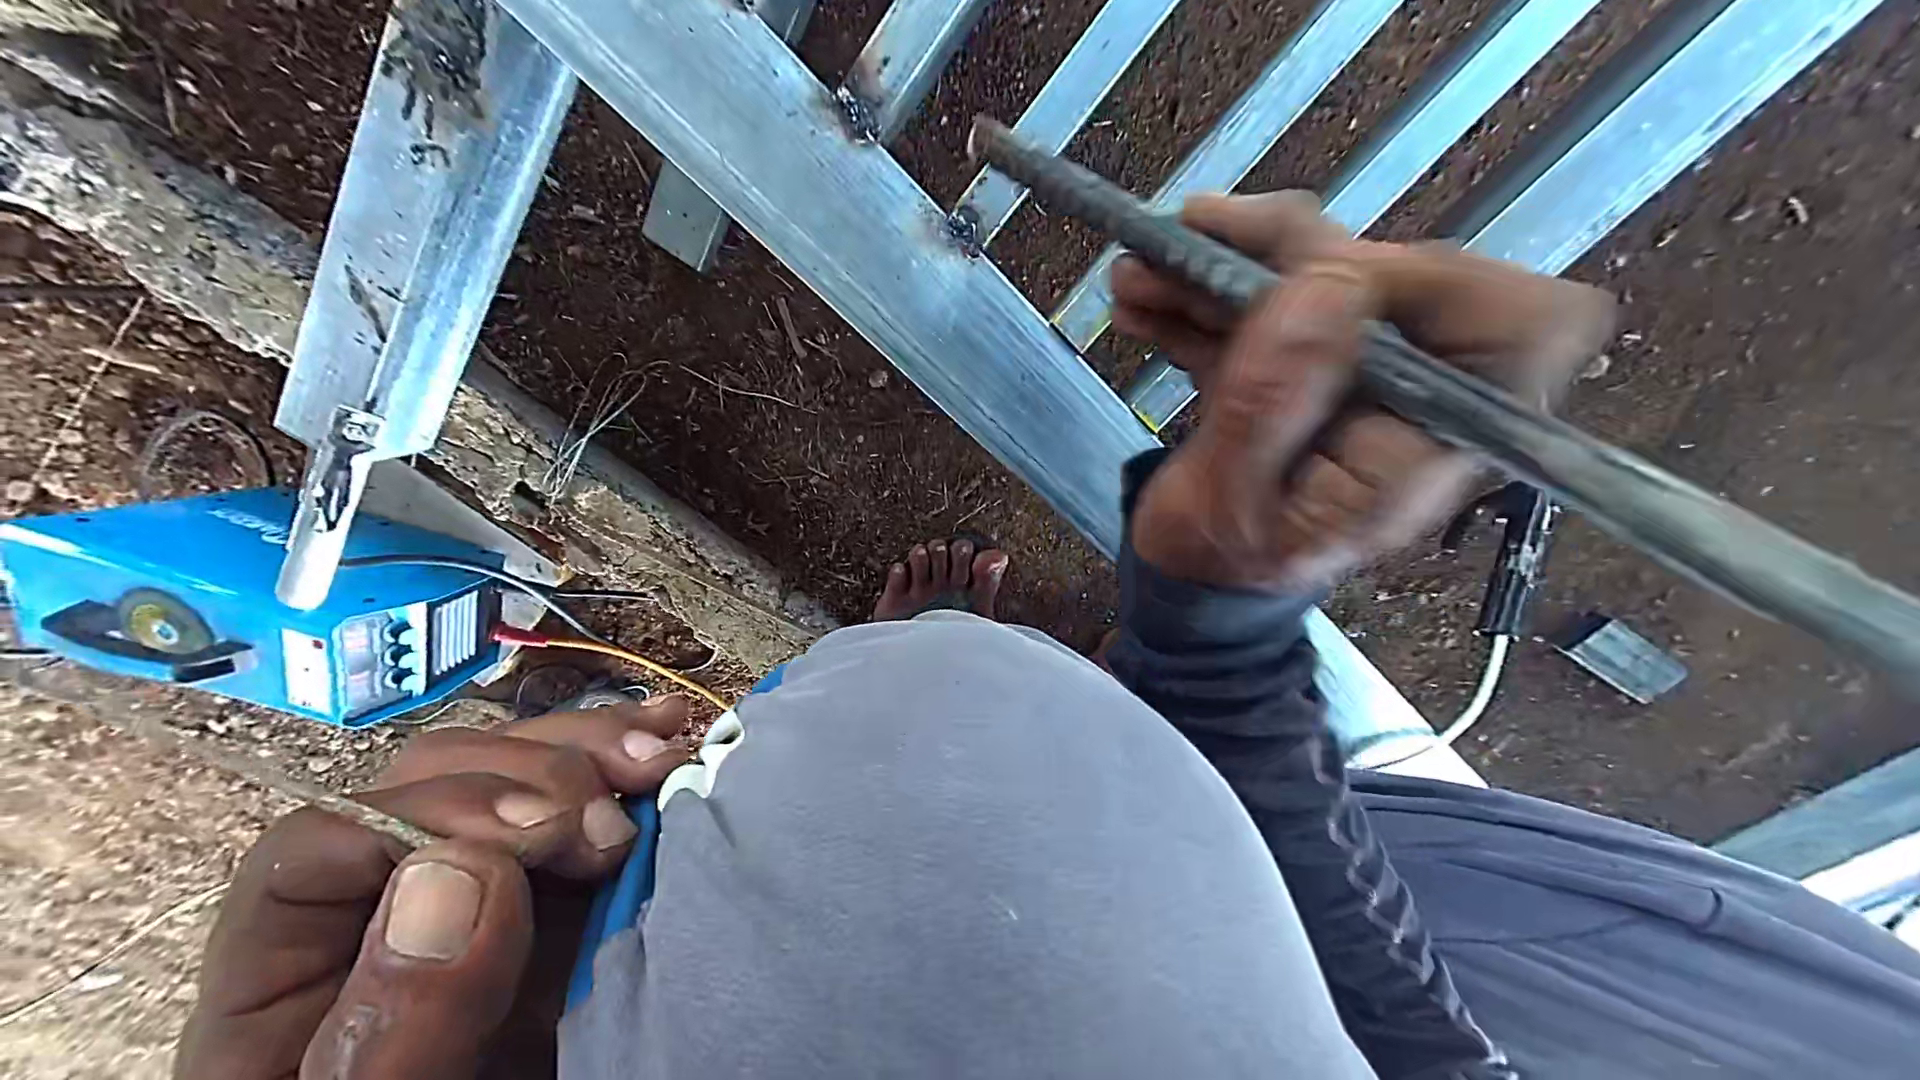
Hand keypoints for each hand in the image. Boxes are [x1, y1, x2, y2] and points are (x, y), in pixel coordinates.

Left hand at [176, 699, 691, 1079]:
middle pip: (435, 778)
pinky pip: (585, 786)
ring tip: (659, 763)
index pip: (322, 844)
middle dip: (539, 778)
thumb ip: (404, 1022)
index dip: (436, 811)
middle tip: (613, 826)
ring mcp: (487, 876)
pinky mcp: (564, 875)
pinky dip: (626, 748)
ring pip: (517, 763)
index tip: (552, 834)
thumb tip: (457, 869)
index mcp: (297, 972)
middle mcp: (390, 898)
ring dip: (596, 748)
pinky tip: (665, 723)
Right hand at [1112, 191, 1612, 588]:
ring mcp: (1352, 382)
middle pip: (1395, 284)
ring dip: (1224, 267)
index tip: (1310, 278)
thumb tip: (1326, 287)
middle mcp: (1407, 402)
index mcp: (1421, 449)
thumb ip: (1271, 408)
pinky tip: (1142, 301)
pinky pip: (1267, 315)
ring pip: (1319, 287)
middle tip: (1187, 240)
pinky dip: (1204, 300)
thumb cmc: (1212, 561)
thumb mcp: (1228, 501)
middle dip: (1284, 252)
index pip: (1512, 329)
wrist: (1191, 581)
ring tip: (1138, 272)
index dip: (1426, 280)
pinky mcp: (1301, 372)